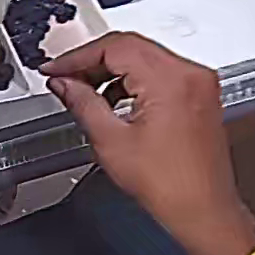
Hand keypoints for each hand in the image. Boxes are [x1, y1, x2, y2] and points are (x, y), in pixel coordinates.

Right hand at [43, 32, 254, 254]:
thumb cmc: (166, 183)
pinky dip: (129, 80)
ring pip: (144, 57)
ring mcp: (197, 83)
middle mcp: (190, 74)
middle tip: (63, 77)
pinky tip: (109, 100)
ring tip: (82, 90)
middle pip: (131, 47)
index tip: (54, 69)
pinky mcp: (198, 94)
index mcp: (170, 80)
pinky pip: (158, 73)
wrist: (199, 206)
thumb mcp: (110, 140)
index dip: (78, 56)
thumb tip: (64, 84)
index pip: (116, 47)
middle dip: (92, 60)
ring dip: (109, 70)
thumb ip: (83, 103)